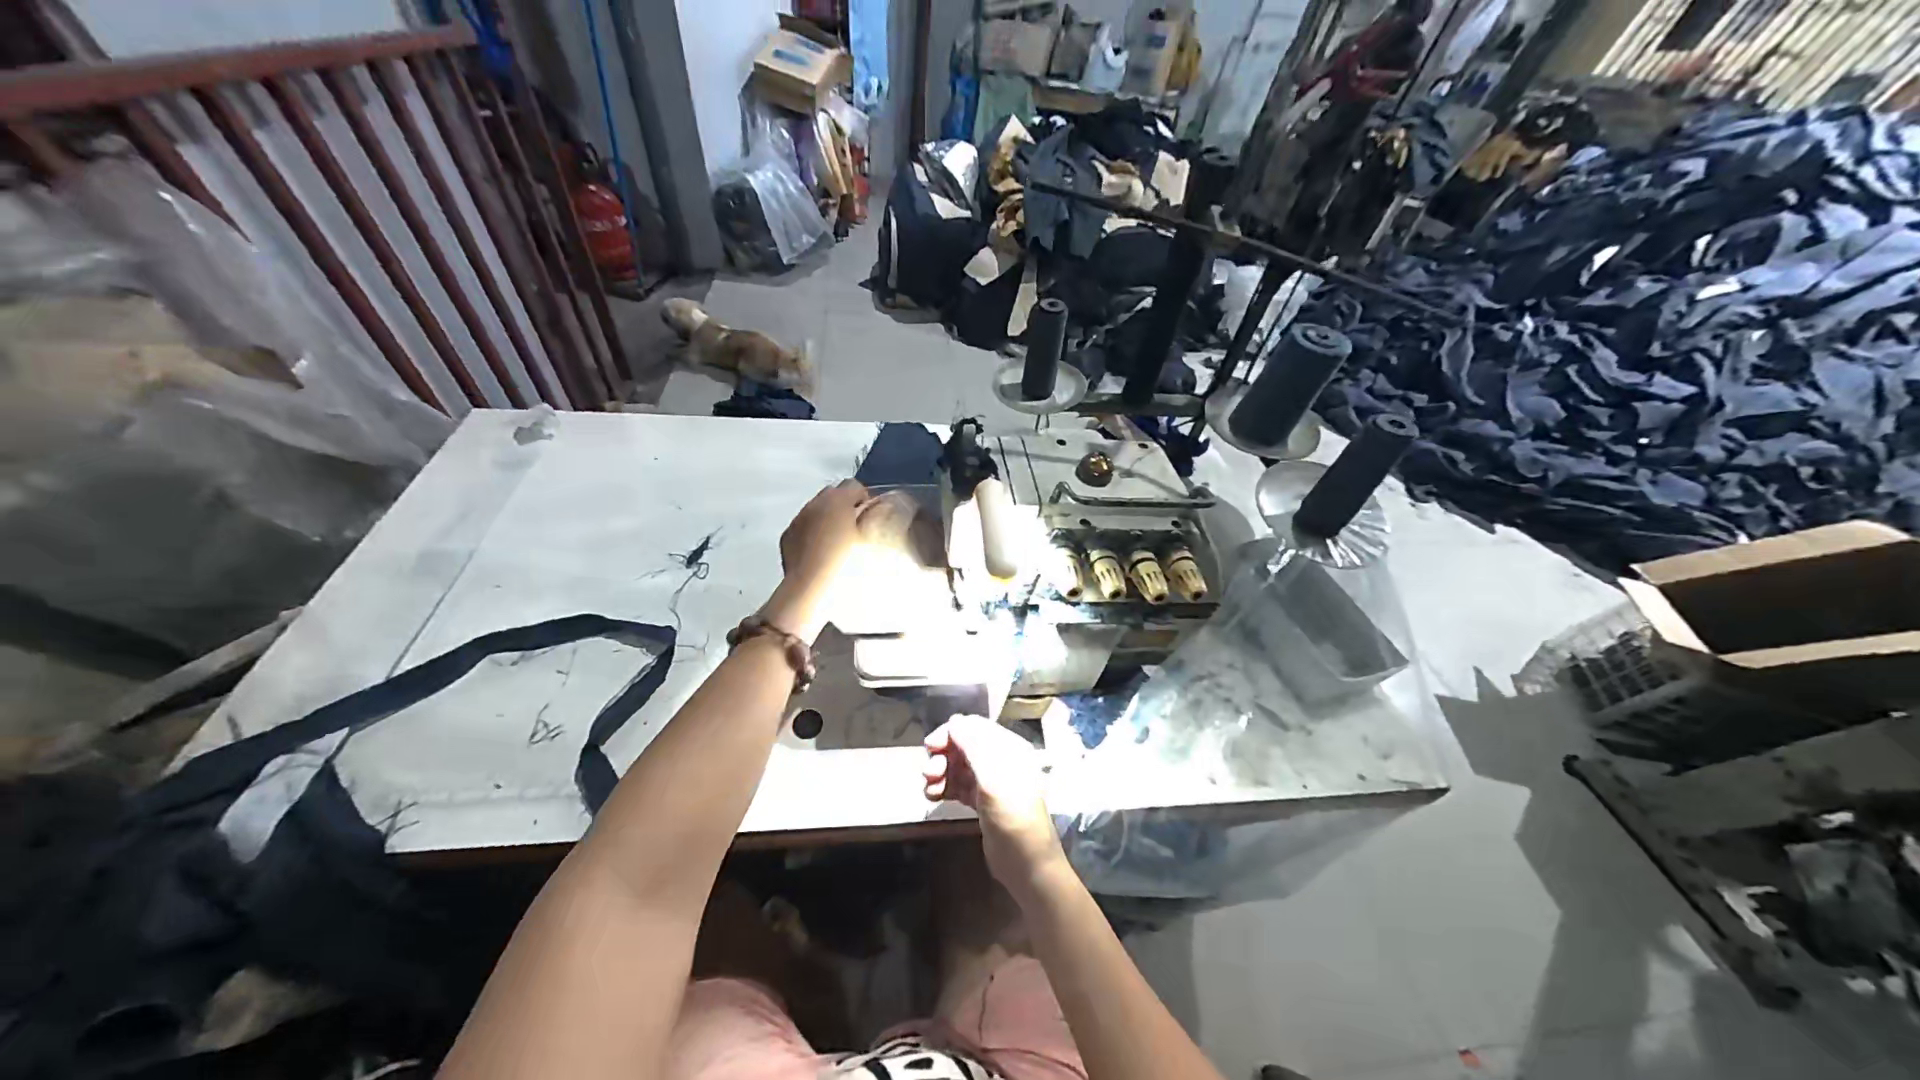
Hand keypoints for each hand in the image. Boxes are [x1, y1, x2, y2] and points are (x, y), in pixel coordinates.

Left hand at [779, 479, 870, 587]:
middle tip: (850, 522)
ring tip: (834, 536)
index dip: (861, 497)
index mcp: (839, 499)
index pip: (854, 485)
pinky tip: (818, 545)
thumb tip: (864, 514)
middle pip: (834, 492)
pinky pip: (803, 522)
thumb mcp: (860, 535)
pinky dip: (811, 528)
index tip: (864, 509)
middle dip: (842, 503)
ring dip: (826, 515)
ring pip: (817, 506)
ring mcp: (801, 514)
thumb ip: (863, 519)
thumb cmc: (838, 556)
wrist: (809, 575)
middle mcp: (817, 501)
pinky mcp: (790, 528)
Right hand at [923, 715, 1068, 904]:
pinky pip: (958, 785)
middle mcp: (999, 760)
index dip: (950, 733)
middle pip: (963, 746)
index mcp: (1008, 748)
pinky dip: (943, 787)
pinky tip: (933, 797)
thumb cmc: (1013, 817)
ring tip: (930, 790)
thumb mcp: (993, 779)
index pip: (974, 727)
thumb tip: (954, 721)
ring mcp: (990, 781)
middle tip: (929, 774)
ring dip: (940, 773)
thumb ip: (973, 747)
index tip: (930, 746)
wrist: (1027, 864)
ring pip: (957, 766)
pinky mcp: (982, 801)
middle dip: (942, 755)